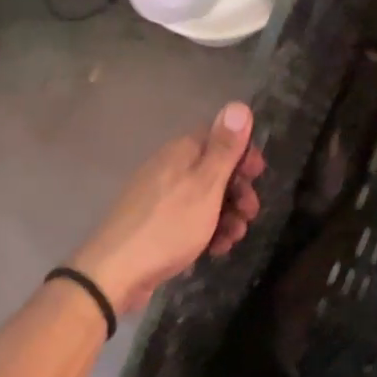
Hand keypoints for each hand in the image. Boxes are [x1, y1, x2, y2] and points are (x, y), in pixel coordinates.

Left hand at [68, 102, 266, 315]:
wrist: (117, 271)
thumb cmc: (169, 225)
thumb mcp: (205, 185)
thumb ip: (224, 148)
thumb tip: (238, 104)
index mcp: (181, 152)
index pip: (218, 136)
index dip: (242, 152)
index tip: (258, 175)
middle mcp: (169, 167)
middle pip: (213, 169)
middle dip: (238, 190)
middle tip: (251, 213)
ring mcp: (161, 197)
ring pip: (204, 198)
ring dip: (226, 215)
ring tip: (233, 239)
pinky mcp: (157, 224)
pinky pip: (190, 219)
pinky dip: (206, 231)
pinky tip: (215, 251)